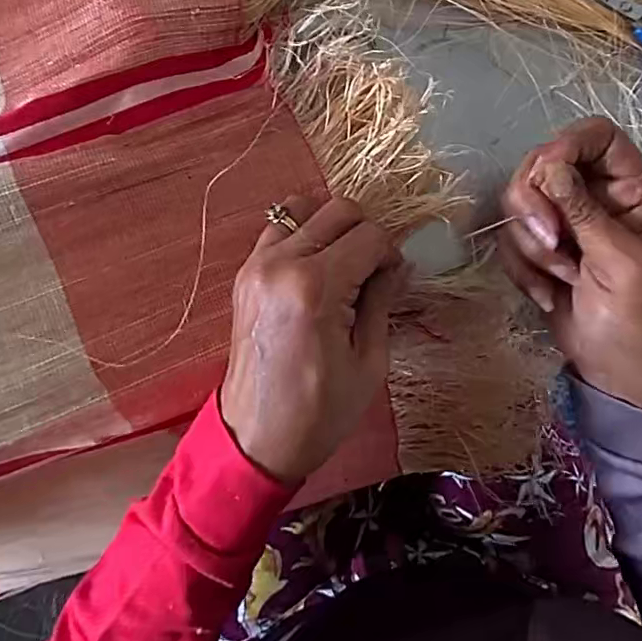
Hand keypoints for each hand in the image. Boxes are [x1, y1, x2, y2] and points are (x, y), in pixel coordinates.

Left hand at [220, 195, 408, 482]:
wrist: (256, 432)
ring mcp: (256, 263)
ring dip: (329, 226)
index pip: (368, 235)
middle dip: (364, 232)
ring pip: (302, 208)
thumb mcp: (369, 361)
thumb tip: (397, 264)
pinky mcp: (243, 272)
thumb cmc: (320, 409)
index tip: (392, 278)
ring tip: (341, 264)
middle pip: (336, 210)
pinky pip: (276, 229)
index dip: (390, 253)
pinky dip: (301, 234)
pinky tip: (314, 268)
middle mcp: (280, 263)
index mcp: (315, 286)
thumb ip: (382, 301)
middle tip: (371, 269)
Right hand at [496, 117, 641, 411]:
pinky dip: (522, 267)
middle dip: (535, 206)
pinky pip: (509, 237)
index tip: (547, 179)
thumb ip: (585, 212)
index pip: (597, 137)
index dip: (565, 146)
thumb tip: (550, 165)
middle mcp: (596, 199)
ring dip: (530, 245)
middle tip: (553, 245)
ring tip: (562, 278)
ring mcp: (565, 225)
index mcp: (635, 194)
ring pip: (518, 203)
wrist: (625, 379)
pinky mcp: (540, 250)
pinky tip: (550, 293)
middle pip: (542, 166)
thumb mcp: (624, 265)